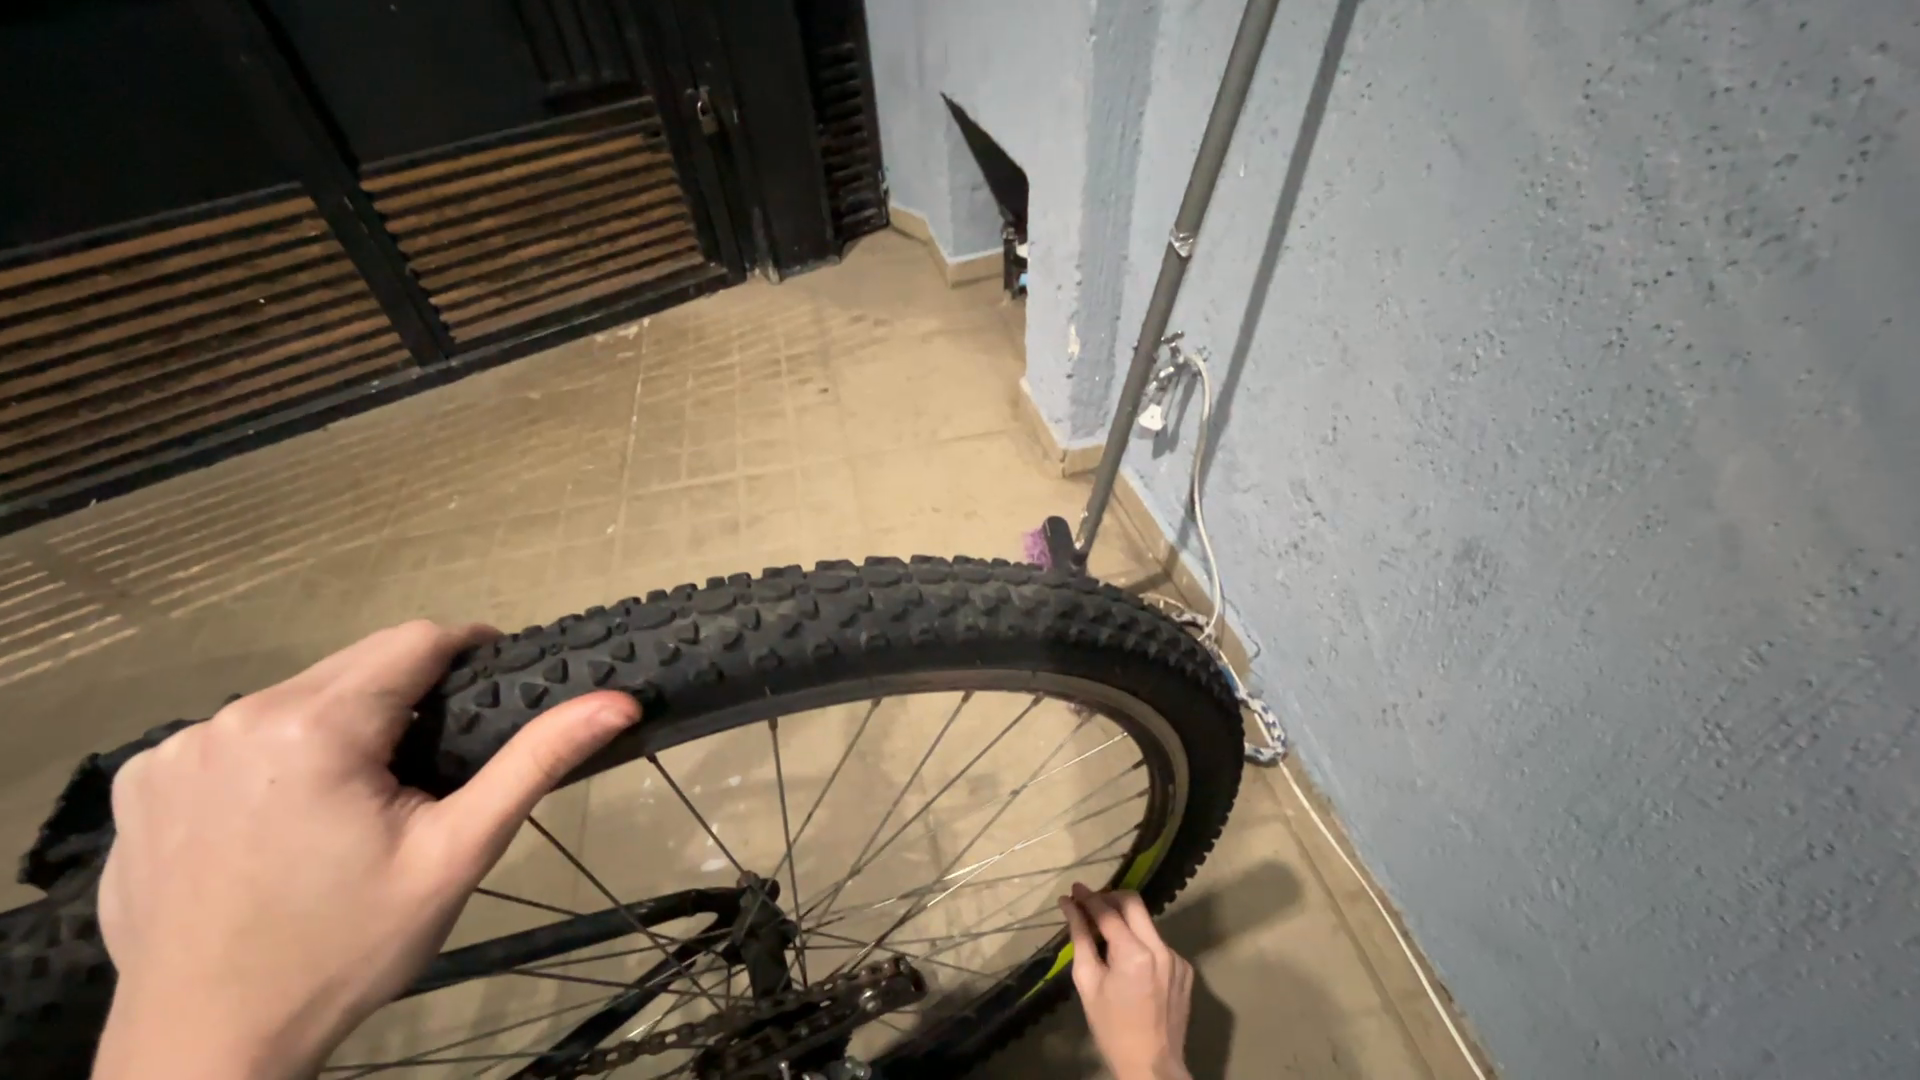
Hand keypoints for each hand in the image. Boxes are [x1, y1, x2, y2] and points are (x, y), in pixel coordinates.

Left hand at [93, 620, 640, 1079]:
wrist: (206, 1052)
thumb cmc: (349, 948)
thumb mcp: (460, 853)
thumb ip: (538, 761)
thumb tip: (619, 701)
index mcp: (312, 726)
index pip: (414, 640)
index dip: (469, 648)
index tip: (499, 681)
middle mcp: (230, 720)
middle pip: (355, 664)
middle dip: (410, 689)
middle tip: (444, 754)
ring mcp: (172, 752)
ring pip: (299, 695)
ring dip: (350, 716)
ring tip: (375, 785)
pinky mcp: (138, 785)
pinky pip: (238, 733)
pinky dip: (284, 748)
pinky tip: (293, 808)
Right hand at [1059, 883, 1193, 1079]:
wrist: (1152, 1067)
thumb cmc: (1112, 1029)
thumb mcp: (1088, 983)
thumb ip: (1080, 938)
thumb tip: (1068, 906)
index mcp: (1135, 954)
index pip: (1108, 911)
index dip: (1088, 897)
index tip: (1073, 889)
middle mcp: (1160, 949)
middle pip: (1134, 903)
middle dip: (1110, 897)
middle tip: (1090, 904)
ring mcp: (1176, 958)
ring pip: (1147, 922)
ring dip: (1125, 919)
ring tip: (1105, 932)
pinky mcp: (1184, 969)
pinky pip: (1158, 943)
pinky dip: (1140, 941)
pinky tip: (1128, 959)